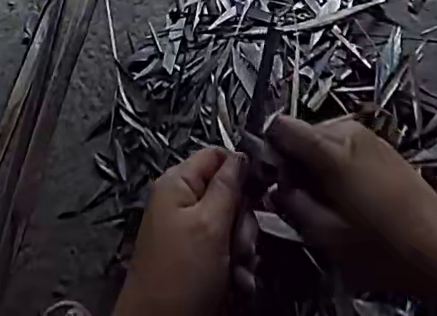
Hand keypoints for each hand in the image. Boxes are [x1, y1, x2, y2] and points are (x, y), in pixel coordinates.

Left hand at [115, 148, 245, 315]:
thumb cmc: (179, 276)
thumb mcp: (209, 224)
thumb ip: (228, 185)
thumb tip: (243, 155)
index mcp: (178, 182)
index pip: (217, 155)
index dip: (241, 169)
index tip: (258, 192)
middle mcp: (183, 202)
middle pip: (228, 192)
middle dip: (242, 218)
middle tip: (240, 242)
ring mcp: (189, 232)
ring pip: (232, 224)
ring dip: (242, 246)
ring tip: (238, 268)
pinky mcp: (197, 259)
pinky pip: (226, 250)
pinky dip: (235, 265)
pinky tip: (236, 281)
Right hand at [264, 116, 436, 294]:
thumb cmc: (386, 247)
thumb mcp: (327, 236)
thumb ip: (293, 205)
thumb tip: (277, 190)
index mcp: (331, 149)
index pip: (283, 126)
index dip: (270, 148)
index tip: (272, 174)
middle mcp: (348, 131)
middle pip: (302, 130)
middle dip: (294, 159)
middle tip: (300, 197)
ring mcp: (366, 134)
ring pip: (322, 135)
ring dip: (315, 160)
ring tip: (327, 200)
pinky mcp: (379, 142)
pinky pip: (343, 141)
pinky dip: (335, 160)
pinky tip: (347, 194)